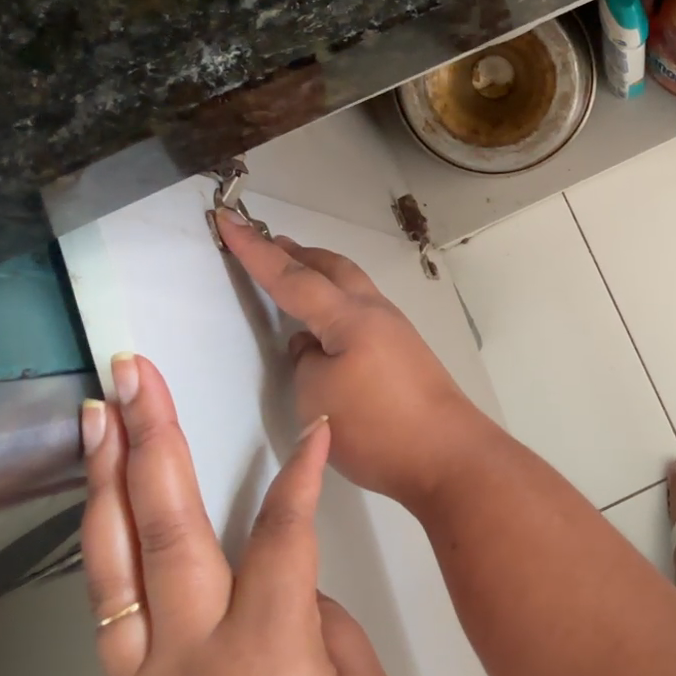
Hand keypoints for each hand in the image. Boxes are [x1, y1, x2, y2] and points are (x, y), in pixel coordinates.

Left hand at [80, 353, 394, 675]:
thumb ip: (328, 634)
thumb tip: (296, 588)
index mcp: (265, 652)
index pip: (286, 532)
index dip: (303, 474)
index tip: (315, 430)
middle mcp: (191, 655)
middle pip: (168, 527)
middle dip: (154, 440)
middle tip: (137, 375)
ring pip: (114, 563)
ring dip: (106, 481)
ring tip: (99, 416)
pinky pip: (106, 609)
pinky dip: (103, 546)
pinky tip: (102, 508)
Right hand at [216, 210, 496, 505]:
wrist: (448, 455)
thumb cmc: (377, 427)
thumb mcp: (317, 397)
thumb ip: (304, 361)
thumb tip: (311, 344)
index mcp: (349, 316)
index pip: (291, 276)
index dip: (255, 250)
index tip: (227, 219)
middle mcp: (375, 312)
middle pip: (332, 268)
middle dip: (296, 252)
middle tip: (267, 241)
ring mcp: (395, 330)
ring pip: (351, 286)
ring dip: (320, 273)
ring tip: (295, 272)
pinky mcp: (405, 352)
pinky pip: (361, 310)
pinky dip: (337, 300)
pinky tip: (327, 323)